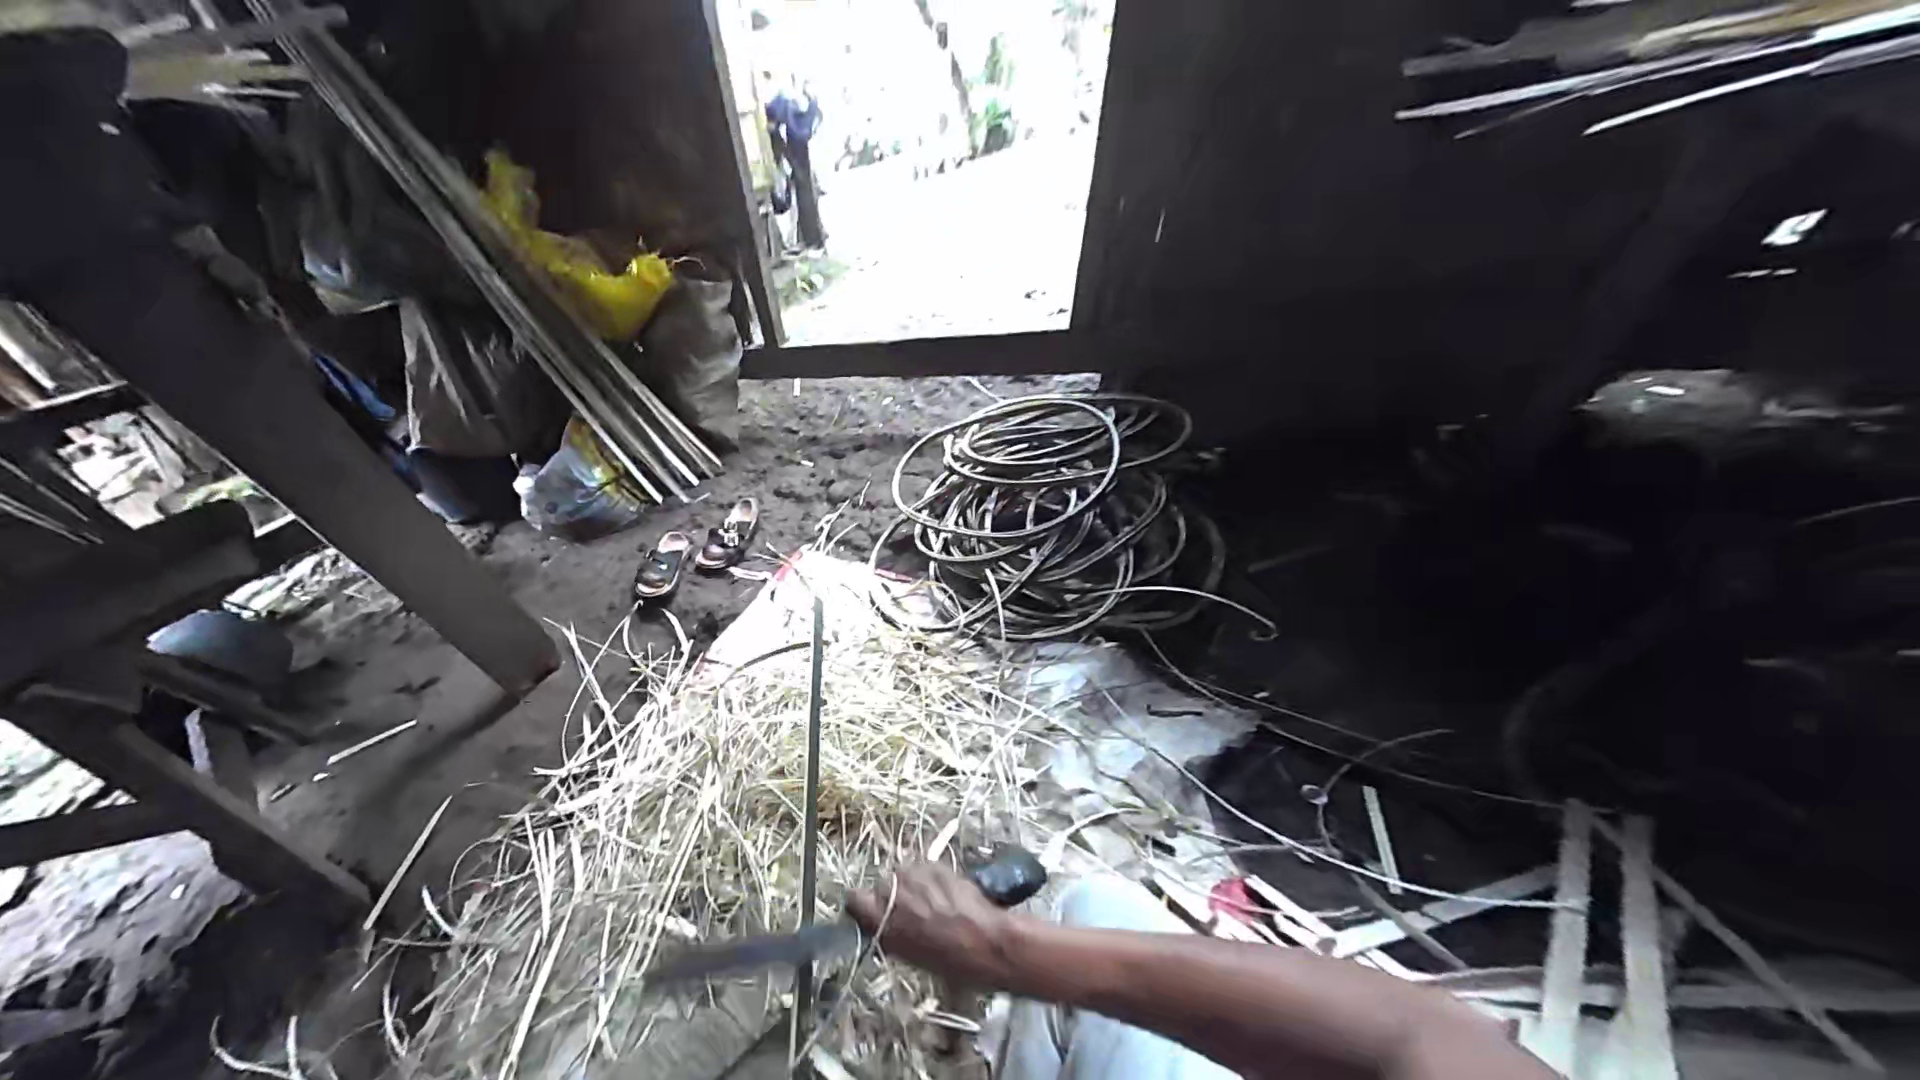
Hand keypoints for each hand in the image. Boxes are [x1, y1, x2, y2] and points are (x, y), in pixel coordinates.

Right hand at [846, 862, 1022, 988]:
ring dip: (912, 885)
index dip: (863, 904)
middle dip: (893, 896)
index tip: (871, 910)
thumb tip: (884, 924)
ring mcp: (914, 873)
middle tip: (911, 912)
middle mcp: (893, 891)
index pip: (854, 898)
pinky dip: (930, 878)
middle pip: (882, 885)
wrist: (985, 940)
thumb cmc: (949, 961)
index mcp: (881, 919)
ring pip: (903, 874)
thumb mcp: (909, 955)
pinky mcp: (935, 863)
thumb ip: (890, 932)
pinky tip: (945, 894)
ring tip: (931, 902)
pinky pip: (924, 869)